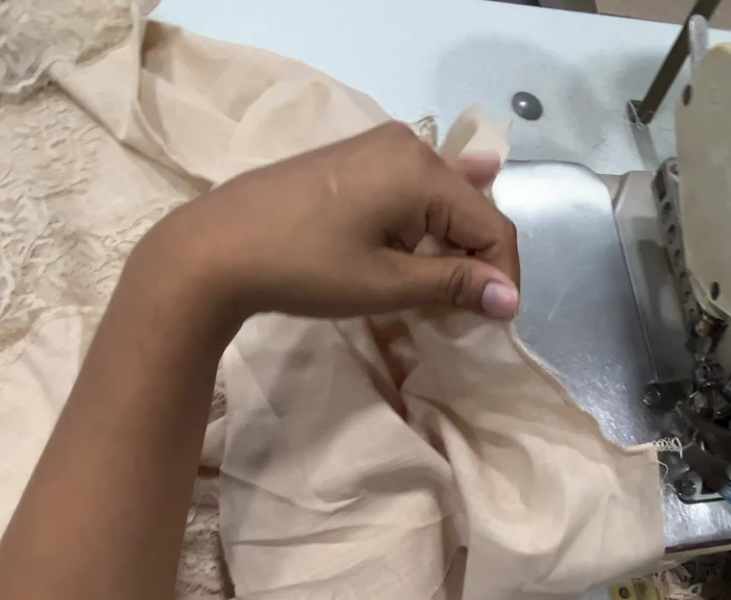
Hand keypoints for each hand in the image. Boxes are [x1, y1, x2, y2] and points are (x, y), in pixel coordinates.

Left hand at [137, 121, 520, 325]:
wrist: (218, 248)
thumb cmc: (306, 268)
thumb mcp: (387, 284)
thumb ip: (455, 286)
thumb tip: (512, 300)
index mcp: (422, 171)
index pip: (492, 226)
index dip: (502, 278)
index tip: (494, 323)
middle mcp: (410, 146)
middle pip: (473, 210)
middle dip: (478, 264)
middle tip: (466, 314)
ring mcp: (383, 148)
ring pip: (446, 204)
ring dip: (453, 251)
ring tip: (442, 295)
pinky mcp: (362, 160)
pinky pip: (417, 195)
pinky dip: (428, 231)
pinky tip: (432, 250)